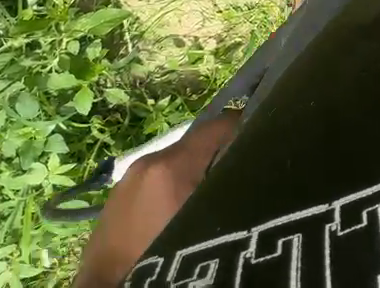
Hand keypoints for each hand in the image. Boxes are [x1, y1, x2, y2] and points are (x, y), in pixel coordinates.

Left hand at [73, 112, 239, 287]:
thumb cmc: (163, 256)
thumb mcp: (211, 220)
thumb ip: (233, 182)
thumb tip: (256, 160)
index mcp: (171, 163)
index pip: (223, 123)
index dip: (248, 129)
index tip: (264, 146)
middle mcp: (148, 162)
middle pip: (199, 143)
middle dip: (222, 154)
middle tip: (242, 179)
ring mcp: (127, 181)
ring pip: (178, 163)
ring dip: (198, 173)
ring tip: (212, 201)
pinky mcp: (115, 201)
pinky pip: (157, 181)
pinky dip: (174, 188)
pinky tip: (180, 215)